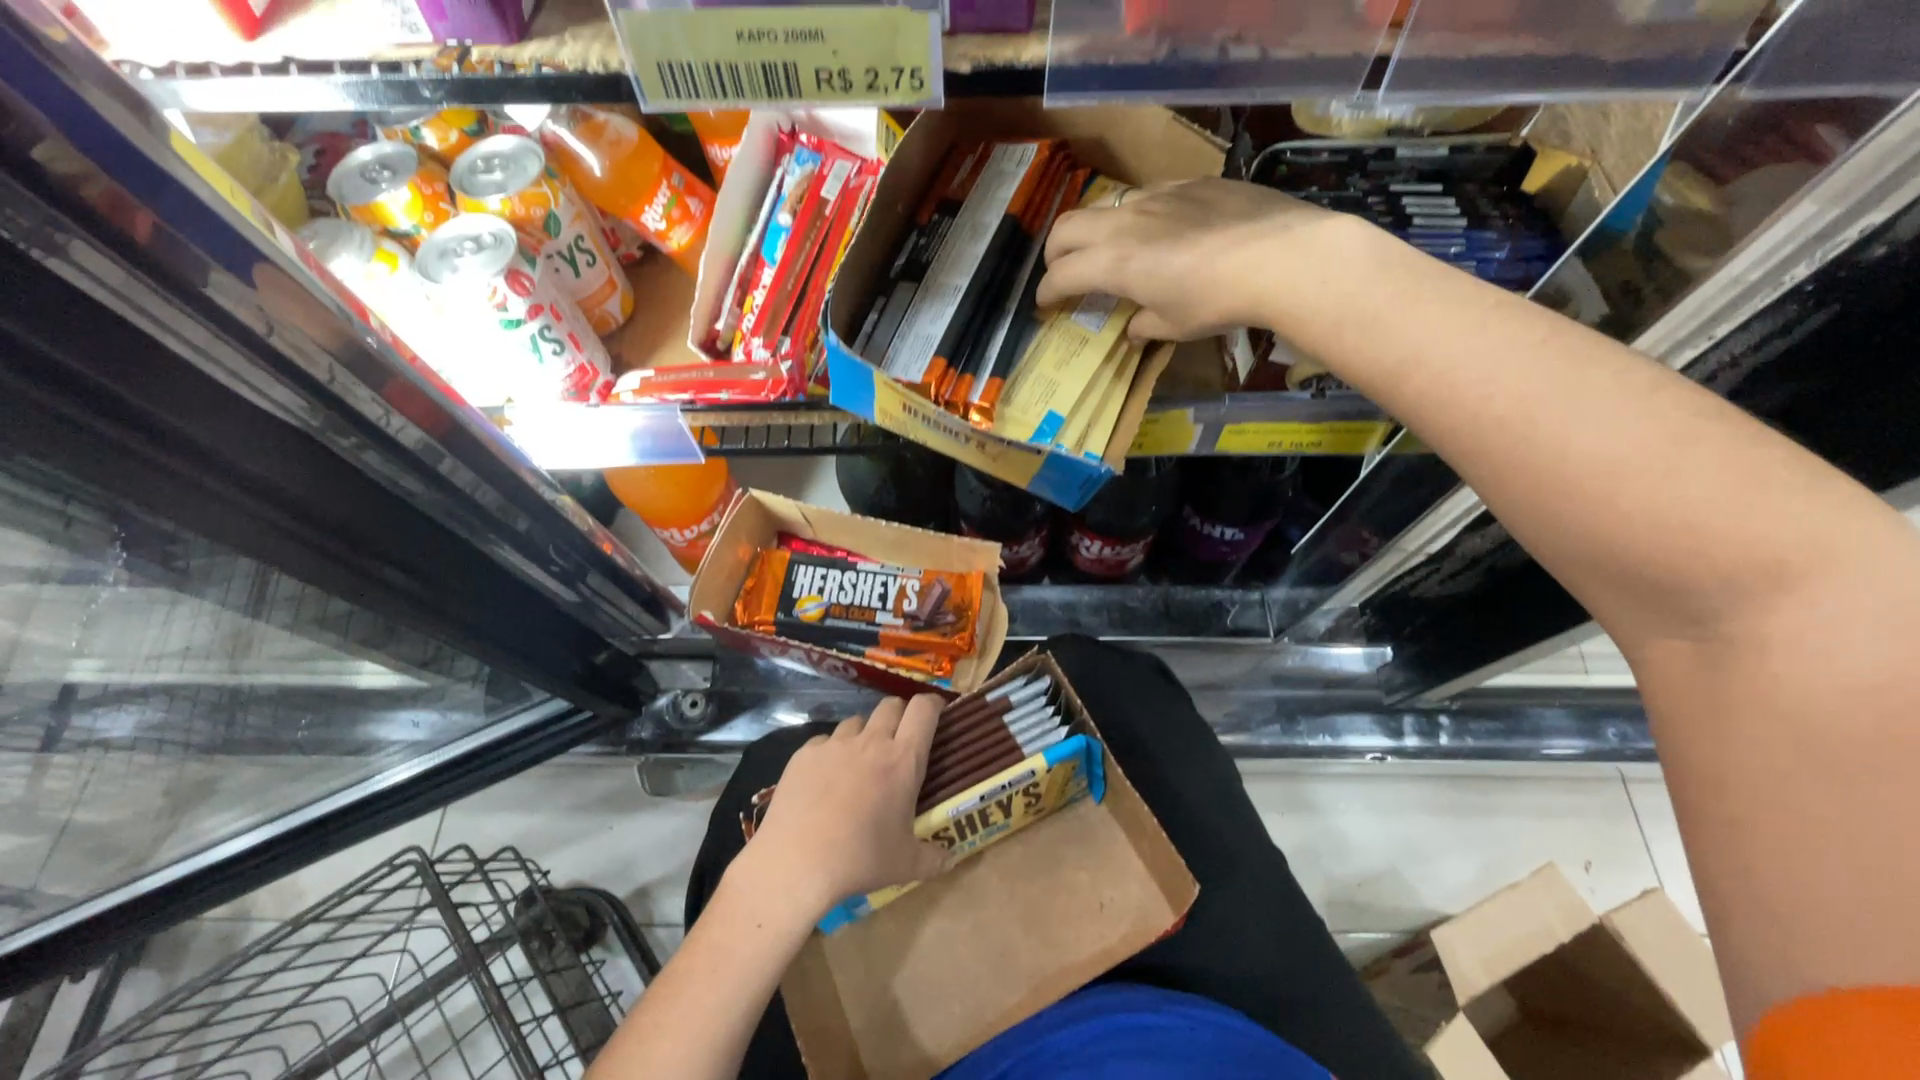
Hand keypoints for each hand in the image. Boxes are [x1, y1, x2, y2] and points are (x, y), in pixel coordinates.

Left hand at [736, 695, 948, 916]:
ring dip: (865, 733)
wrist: (796, 864)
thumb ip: (933, 860)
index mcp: (903, 760)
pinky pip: (824, 741)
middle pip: (890, 706)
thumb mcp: (906, 865)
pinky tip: (826, 778)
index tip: (937, 713)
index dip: (933, 704)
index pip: (924, 710)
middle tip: (901, 739)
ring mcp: (833, 745)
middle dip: (900, 715)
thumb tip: (950, 861)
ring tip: (861, 761)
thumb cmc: (861, 860)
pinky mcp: (803, 755)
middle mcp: (870, 742)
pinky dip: (832, 752)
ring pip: (856, 722)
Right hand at [1037, 177, 1357, 341]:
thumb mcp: (1177, 325)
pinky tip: (1161, 229)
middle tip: (1064, 272)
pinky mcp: (1191, 181)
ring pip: (1106, 205)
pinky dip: (1138, 215)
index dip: (1046, 293)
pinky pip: (1148, 194)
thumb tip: (1131, 328)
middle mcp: (1125, 222)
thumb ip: (1145, 325)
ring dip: (1095, 229)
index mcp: (1113, 262)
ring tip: (1109, 249)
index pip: (1060, 275)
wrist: (1283, 256)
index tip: (1045, 305)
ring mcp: (1157, 195)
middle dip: (1055, 253)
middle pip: (1066, 228)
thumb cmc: (1220, 301)